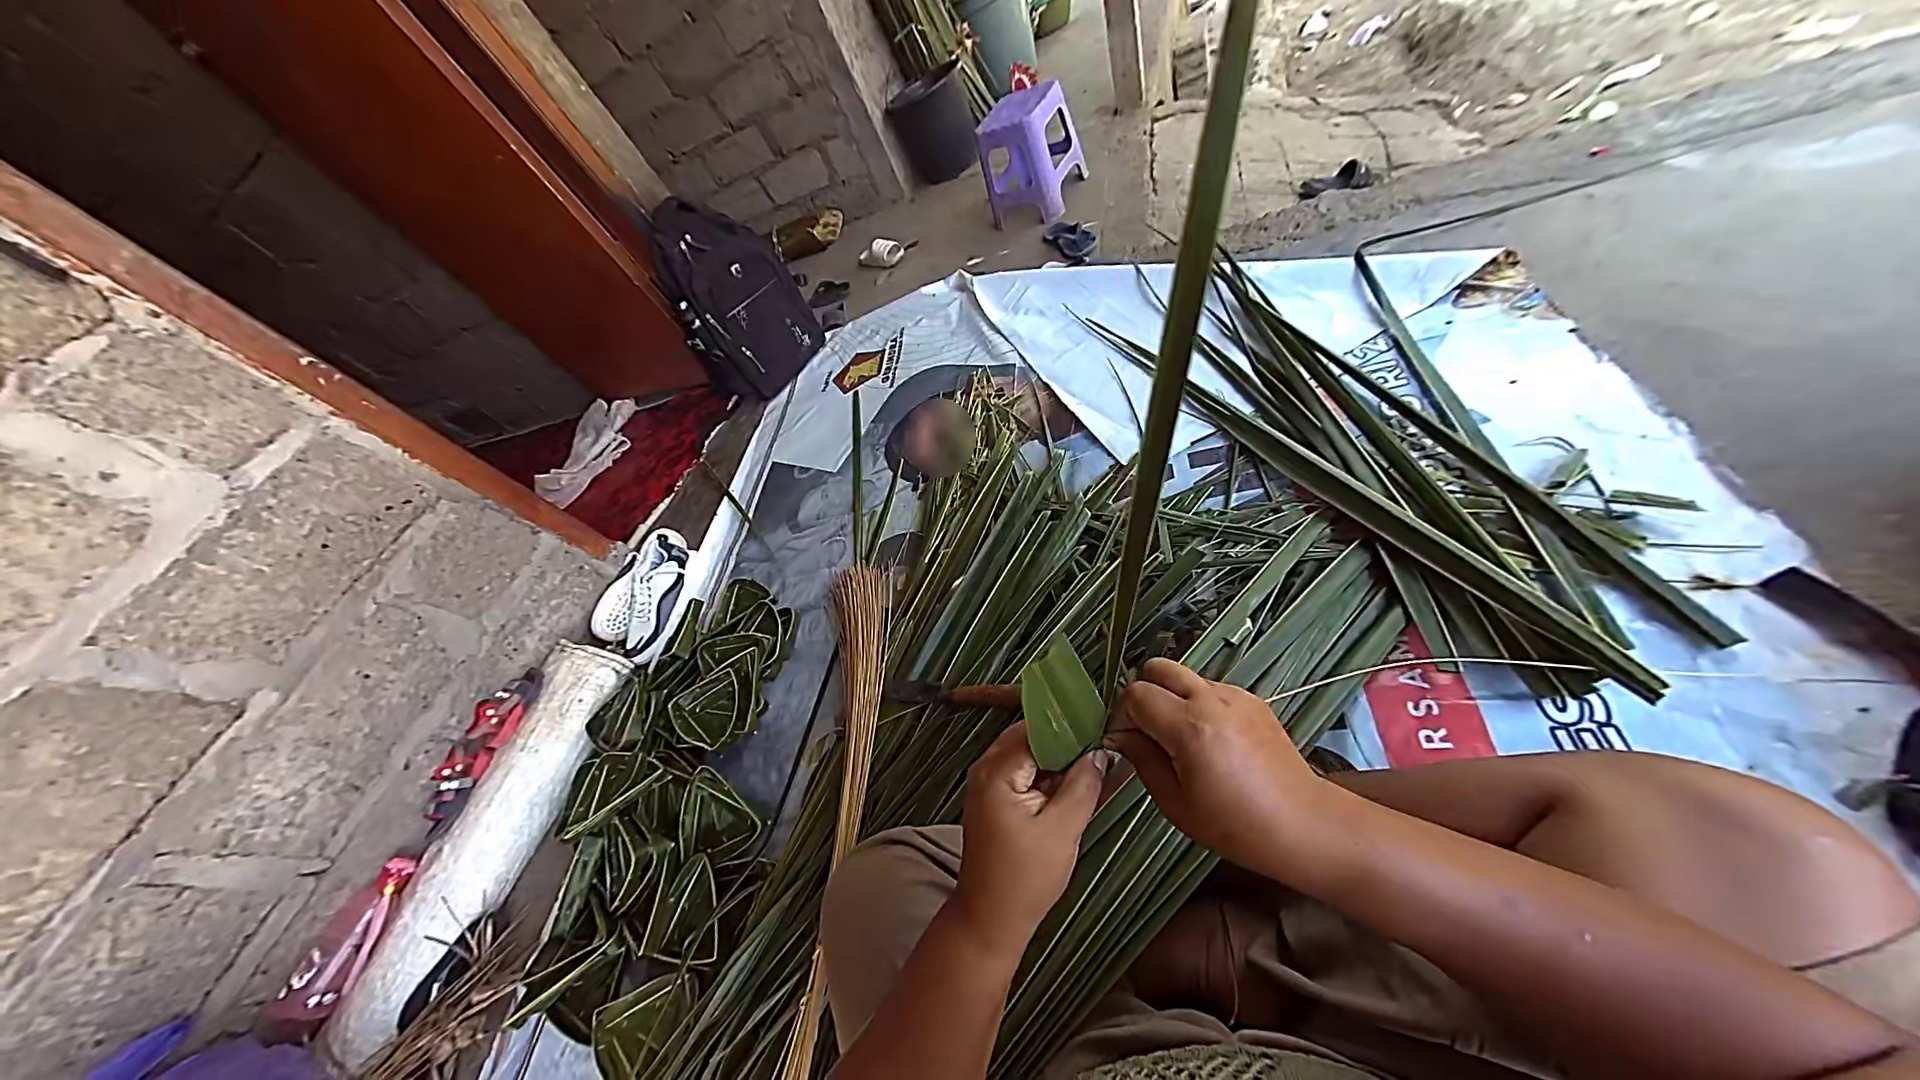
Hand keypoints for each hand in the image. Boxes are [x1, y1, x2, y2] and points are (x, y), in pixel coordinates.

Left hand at [954, 722, 1109, 950]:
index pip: (1036, 729)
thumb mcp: (1063, 830)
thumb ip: (1084, 785)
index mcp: (996, 770)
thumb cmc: (1025, 879)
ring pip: (1031, 754)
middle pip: (1032, 738)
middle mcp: (986, 767)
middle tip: (1104, 744)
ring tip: (1096, 760)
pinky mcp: (995, 797)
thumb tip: (1100, 751)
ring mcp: (988, 782)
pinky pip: (1025, 772)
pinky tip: (1076, 781)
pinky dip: (1049, 775)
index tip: (1103, 726)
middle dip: (1067, 741)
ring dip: (1060, 759)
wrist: (990, 920)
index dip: (1070, 726)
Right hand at [1104, 658, 1330, 875]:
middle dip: (1142, 693)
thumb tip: (1120, 737)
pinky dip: (1196, 703)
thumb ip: (1142, 759)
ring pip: (1184, 676)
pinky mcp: (1252, 700)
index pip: (1136, 694)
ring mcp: (1236, 696)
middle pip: (1157, 668)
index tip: (1124, 741)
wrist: (1305, 826)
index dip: (1122, 717)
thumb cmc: (1238, 825)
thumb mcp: (1175, 803)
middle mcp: (1212, 700)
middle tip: (1145, 729)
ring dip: (1170, 697)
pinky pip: (1209, 688)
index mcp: (1190, 726)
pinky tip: (1207, 739)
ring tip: (1178, 737)